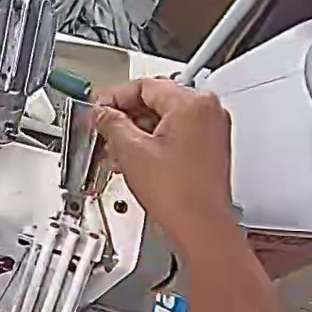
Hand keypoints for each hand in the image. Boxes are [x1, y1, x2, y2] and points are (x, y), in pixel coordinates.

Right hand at [95, 78, 241, 253]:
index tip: (99, 110)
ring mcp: (212, 130)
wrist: (200, 225)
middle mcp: (208, 111)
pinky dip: (154, 143)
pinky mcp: (210, 149)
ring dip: (137, 133)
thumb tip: (102, 114)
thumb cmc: (179, 193)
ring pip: (165, 120)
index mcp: (192, 103)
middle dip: (126, 118)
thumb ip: (112, 124)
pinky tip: (135, 160)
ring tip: (117, 151)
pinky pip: (177, 134)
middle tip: (104, 130)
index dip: (114, 97)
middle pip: (156, 101)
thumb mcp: (131, 151)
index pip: (144, 86)